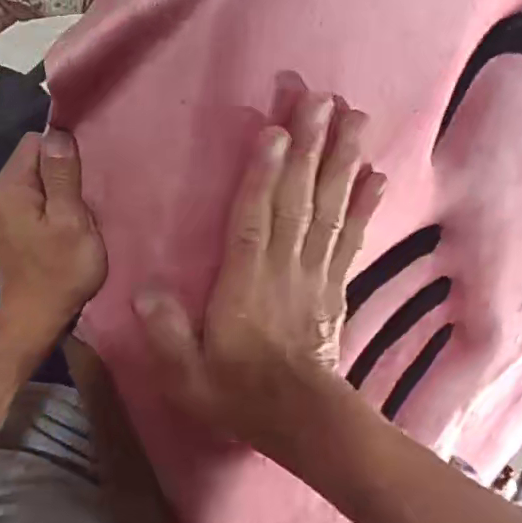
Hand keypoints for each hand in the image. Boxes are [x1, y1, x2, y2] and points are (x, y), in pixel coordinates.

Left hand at [0, 130, 107, 337]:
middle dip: (64, 169)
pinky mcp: (16, 227)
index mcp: (11, 186)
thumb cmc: (59, 271)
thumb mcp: (70, 220)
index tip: (88, 168)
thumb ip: (62, 176)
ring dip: (63, 189)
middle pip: (36, 159)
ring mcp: (6, 211)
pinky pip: (38, 200)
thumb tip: (57, 132)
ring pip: (40, 180)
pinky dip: (56, 205)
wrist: (36, 319)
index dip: (64, 148)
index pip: (36, 141)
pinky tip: (72, 222)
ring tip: (84, 208)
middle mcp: (1, 193)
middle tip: (90, 192)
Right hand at [134, 92, 385, 455]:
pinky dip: (365, 206)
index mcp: (245, 286)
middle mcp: (285, 270)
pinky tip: (376, 176)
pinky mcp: (336, 286)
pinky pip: (350, 238)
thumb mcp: (187, 376)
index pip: (254, 219)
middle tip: (325, 100)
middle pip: (298, 201)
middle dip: (312, 148)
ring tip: (356, 119)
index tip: (278, 130)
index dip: (264, 174)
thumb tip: (145, 290)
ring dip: (342, 162)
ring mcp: (316, 275)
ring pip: (329, 209)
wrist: (304, 422)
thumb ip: (166, 333)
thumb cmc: (240, 395)